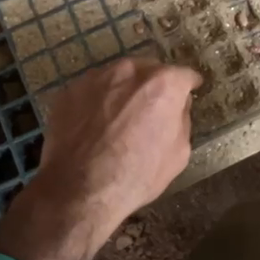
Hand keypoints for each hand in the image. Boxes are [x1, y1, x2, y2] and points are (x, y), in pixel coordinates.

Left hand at [0, 57, 200, 259]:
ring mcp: (96, 77)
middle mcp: (129, 70)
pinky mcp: (70, 89)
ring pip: (118, 77)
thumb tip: (177, 105)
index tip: (189, 91)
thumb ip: (181, 120)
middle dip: (153, 86)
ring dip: (123, 91)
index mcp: (162, 83)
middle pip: (149, 70)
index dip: (188, 85)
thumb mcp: (178, 154)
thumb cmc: (136, 175)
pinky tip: (93, 125)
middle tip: (150, 109)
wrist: (79, 189)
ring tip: (118, 118)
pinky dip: (97, 101)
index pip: (184, 75)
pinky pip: (92, 90)